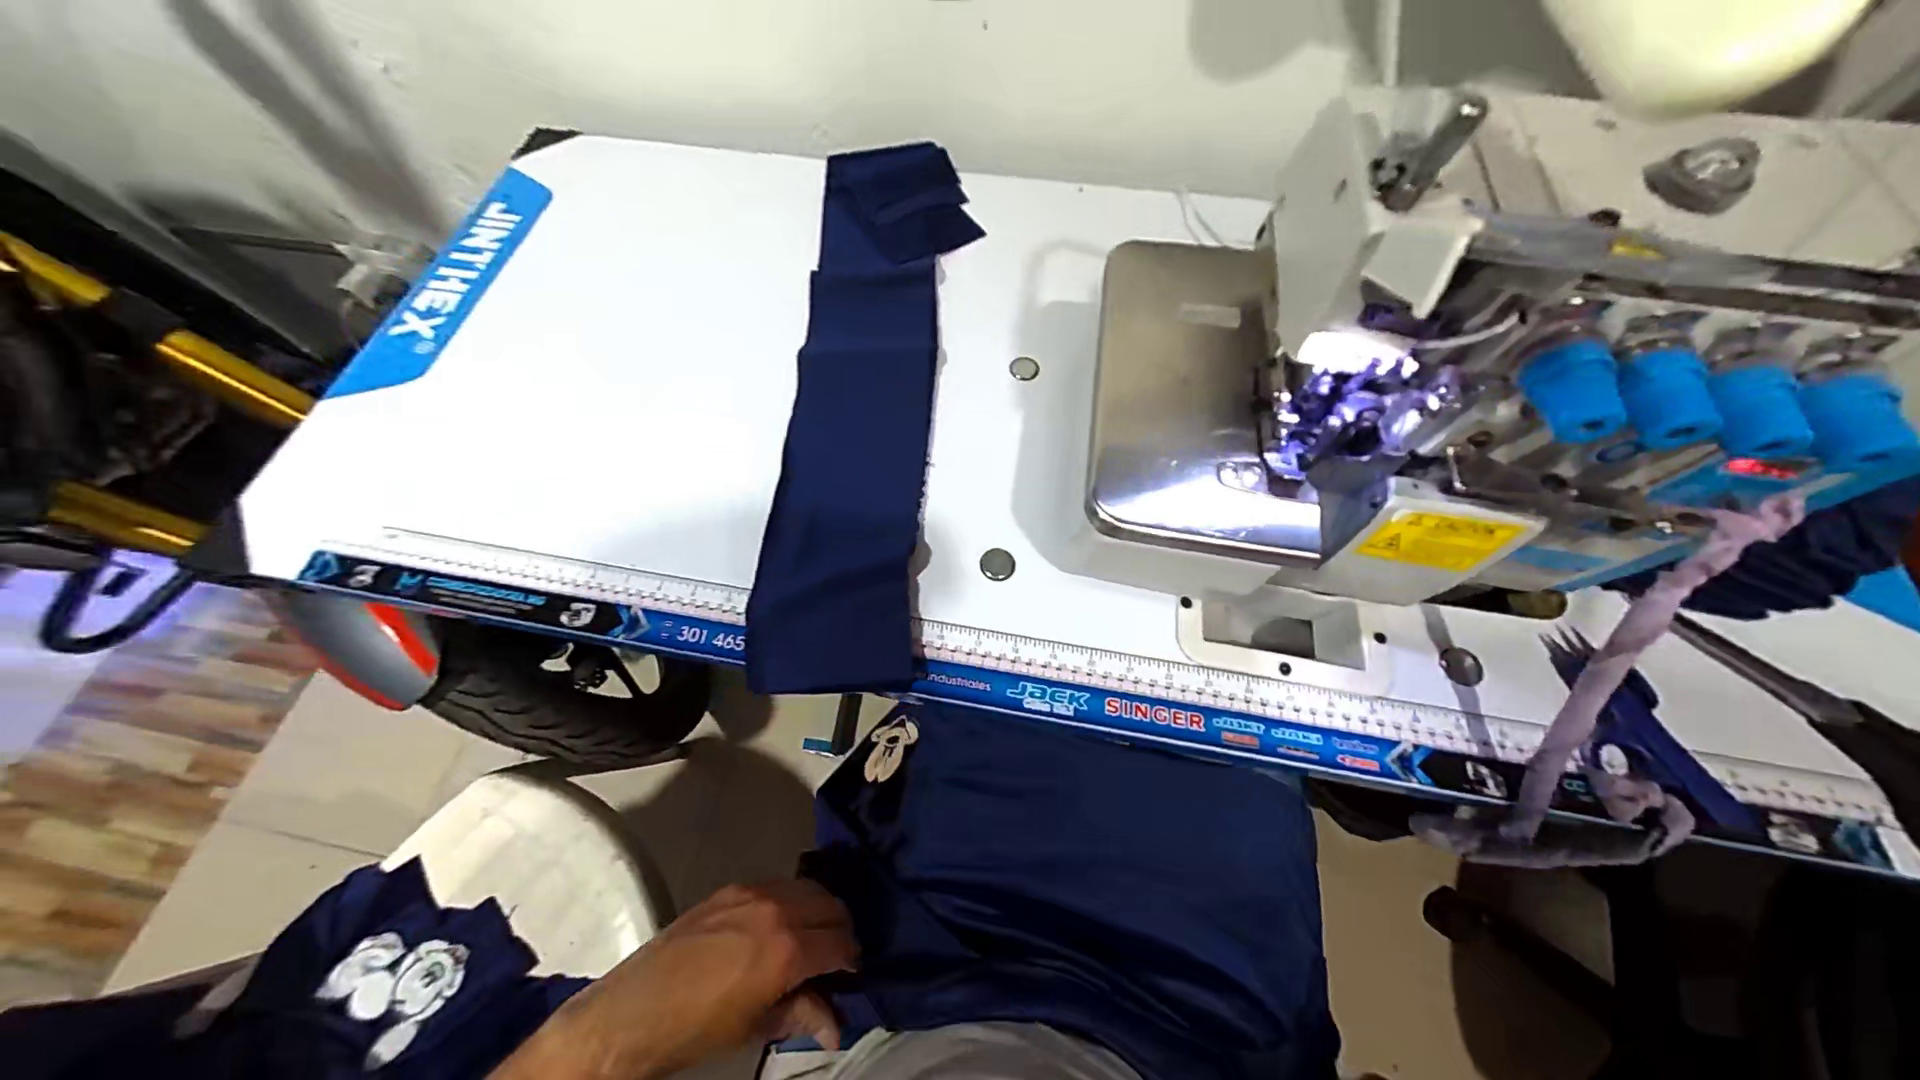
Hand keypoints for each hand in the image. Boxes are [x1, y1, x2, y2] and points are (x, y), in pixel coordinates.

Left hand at [493, 880, 856, 1079]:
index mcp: (788, 949)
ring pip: (808, 888)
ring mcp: (753, 892)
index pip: (841, 942)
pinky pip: (778, 885)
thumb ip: (801, 1014)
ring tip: (810, 939)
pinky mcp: (732, 887)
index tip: (851, 974)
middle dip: (841, 930)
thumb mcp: (755, 1027)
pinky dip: (791, 899)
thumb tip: (836, 1025)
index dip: (852, 960)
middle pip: (832, 905)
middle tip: (835, 957)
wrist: (628, 1014)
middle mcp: (777, 909)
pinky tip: (779, 925)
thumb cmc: (693, 1031)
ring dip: (819, 909)